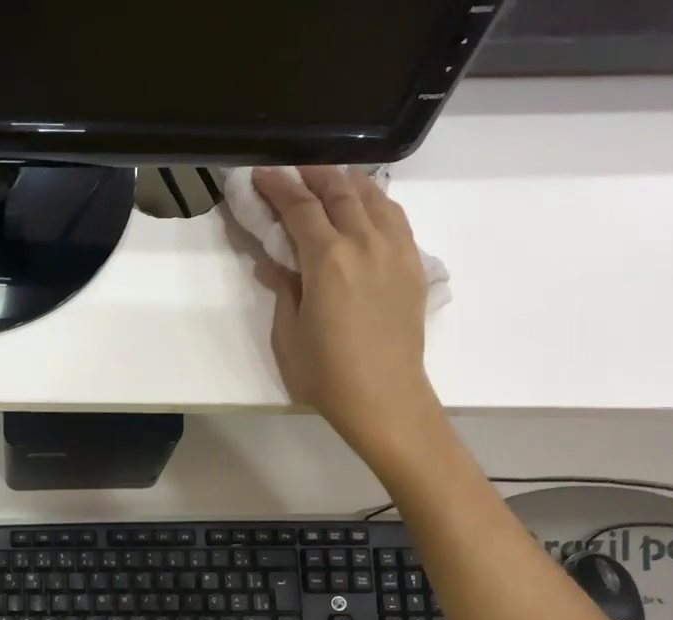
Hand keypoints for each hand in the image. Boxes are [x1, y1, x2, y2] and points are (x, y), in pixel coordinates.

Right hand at [254, 166, 437, 448]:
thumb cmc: (326, 374)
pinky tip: (365, 205)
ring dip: (346, 181)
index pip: (299, 208)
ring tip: (328, 178)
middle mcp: (364, 243)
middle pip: (338, 191)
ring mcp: (395, 250)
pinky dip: (375, 201)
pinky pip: (395, 217)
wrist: (385, 397)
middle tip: (291, 169)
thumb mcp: (289, 333)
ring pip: (372, 196)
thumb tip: (277, 262)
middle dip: (311, 174)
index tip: (260, 174)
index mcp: (327, 260)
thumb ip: (284, 289)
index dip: (277, 187)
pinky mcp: (412, 265)